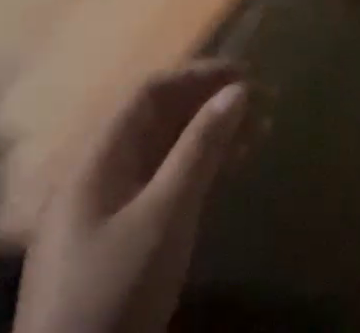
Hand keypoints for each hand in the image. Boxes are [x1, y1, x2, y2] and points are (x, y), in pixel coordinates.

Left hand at [13, 62, 249, 332]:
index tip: (249, 74)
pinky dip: (196, 169)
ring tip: (259, 132)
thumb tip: (237, 90)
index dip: (198, 76)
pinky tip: (227, 172)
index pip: (148, 95)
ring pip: (160, 154)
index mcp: (96, 162)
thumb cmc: (118, 285)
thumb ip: (200, 149)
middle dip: (208, 104)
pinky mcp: (115, 241)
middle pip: (154, 122)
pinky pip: (159, 184)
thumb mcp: (166, 214)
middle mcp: (95, 177)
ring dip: (208, 136)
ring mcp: (102, 212)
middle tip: (264, 102)